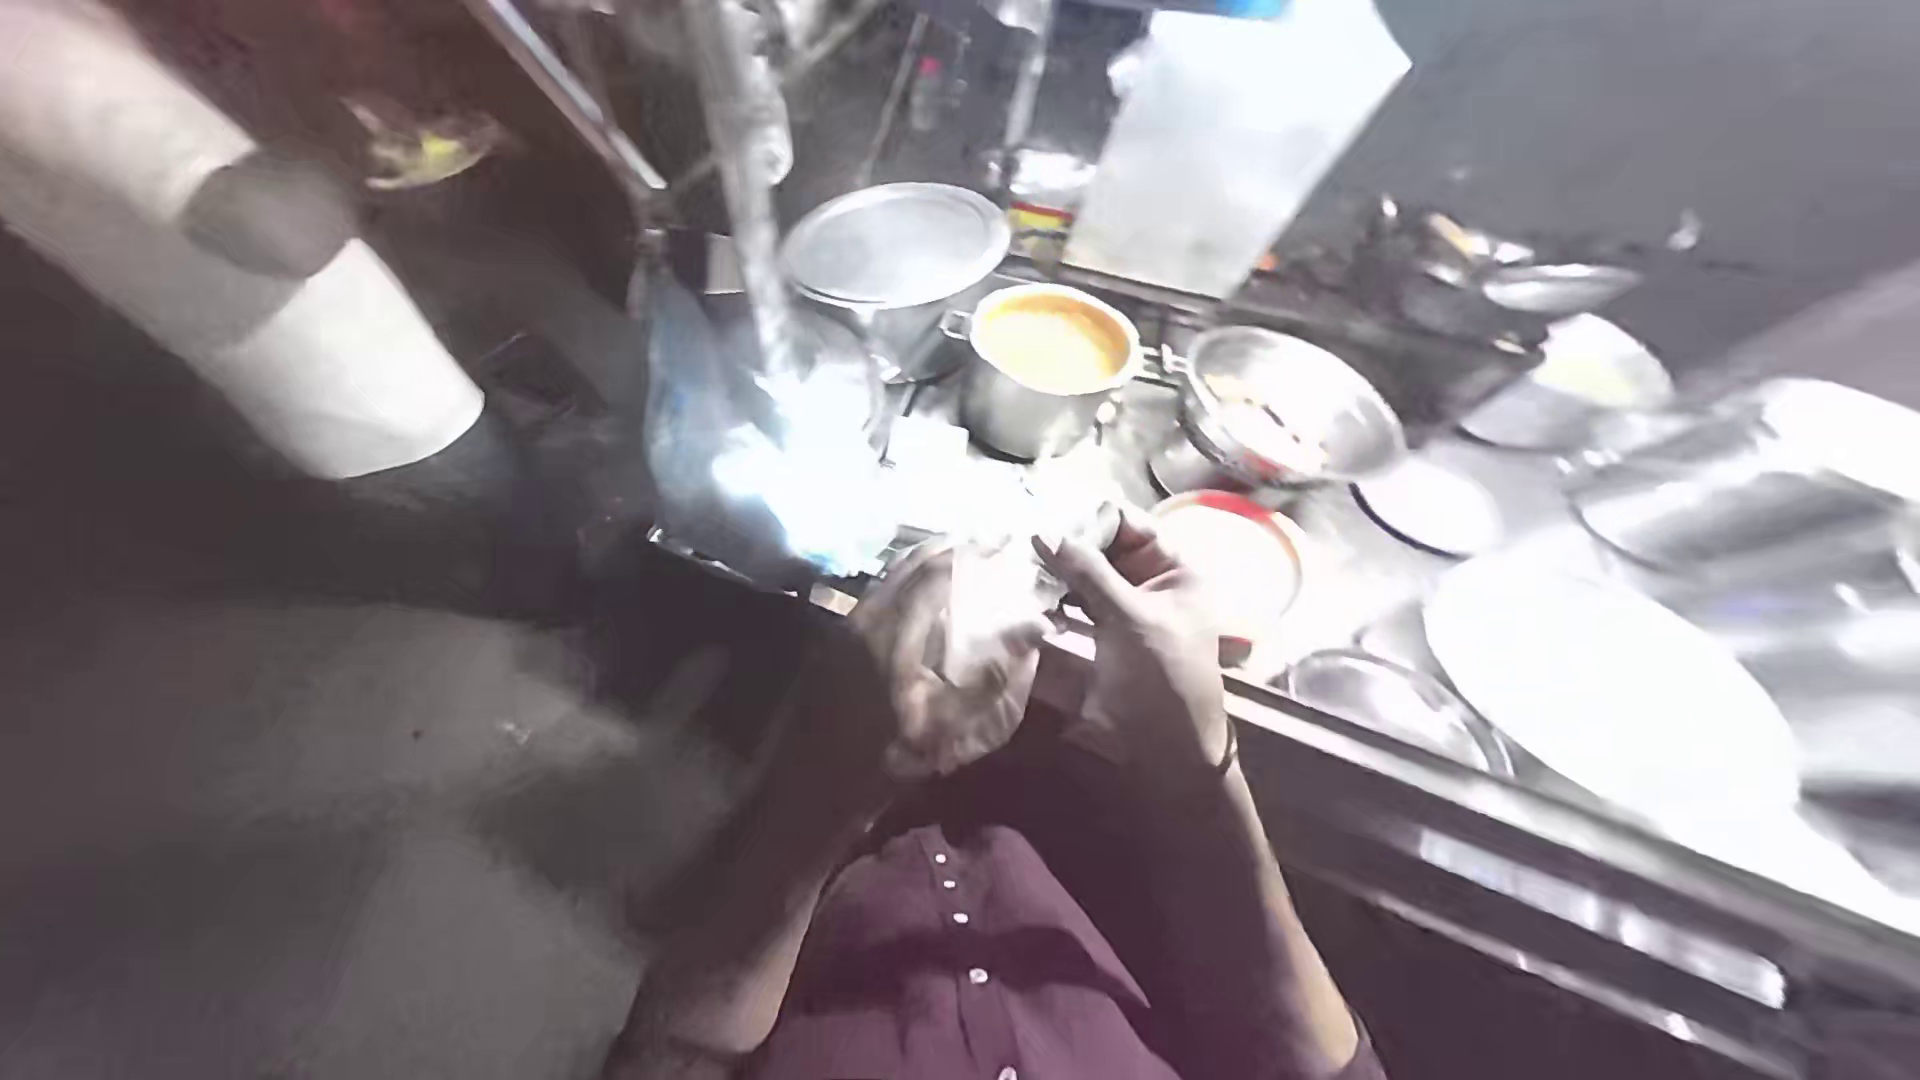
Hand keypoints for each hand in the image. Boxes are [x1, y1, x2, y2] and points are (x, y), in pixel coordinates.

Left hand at [808, 540, 1048, 785]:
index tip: (999, 542)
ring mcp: (851, 621)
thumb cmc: (891, 753)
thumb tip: (1035, 630)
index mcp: (896, 638)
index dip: (969, 554)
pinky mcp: (842, 628)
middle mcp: (870, 618)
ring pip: (891, 570)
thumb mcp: (949, 725)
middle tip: (985, 537)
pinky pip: (879, 584)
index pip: (935, 577)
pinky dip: (906, 570)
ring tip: (960, 545)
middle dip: (951, 545)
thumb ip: (994, 677)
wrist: (821, 774)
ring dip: (927, 553)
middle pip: (911, 563)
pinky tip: (922, 573)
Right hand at [1034, 507, 1228, 787]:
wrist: (1166, 750)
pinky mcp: (1095, 634)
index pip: (1127, 523)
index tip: (1045, 522)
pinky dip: (1049, 601)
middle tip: (1022, 541)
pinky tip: (1024, 596)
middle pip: (1100, 548)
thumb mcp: (1131, 619)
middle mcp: (1146, 581)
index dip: (1088, 520)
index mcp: (1172, 569)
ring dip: (1052, 573)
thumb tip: (1044, 533)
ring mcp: (1119, 608)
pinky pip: (1070, 606)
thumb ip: (1088, 573)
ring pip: (1080, 576)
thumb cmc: (1163, 677)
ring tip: (1016, 564)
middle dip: (1063, 546)